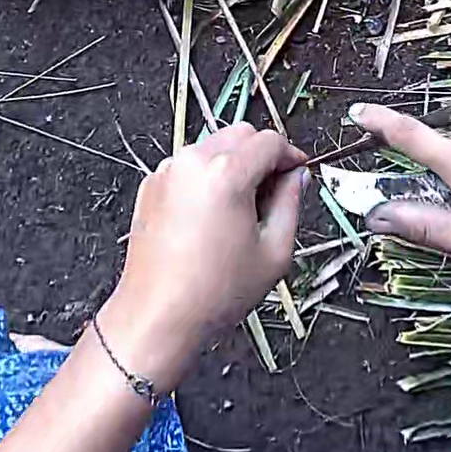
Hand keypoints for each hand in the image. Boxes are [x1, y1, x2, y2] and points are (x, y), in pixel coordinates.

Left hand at [99, 123, 306, 391]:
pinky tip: (211, 213)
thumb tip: (298, 175)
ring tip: (240, 207)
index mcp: (226, 173)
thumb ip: (292, 202)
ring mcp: (169, 169)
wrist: (156, 317)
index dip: (290, 155)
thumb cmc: (216, 292)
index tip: (298, 173)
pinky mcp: (152, 182)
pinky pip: (190, 164)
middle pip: (241, 134)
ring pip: (214, 145)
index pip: (269, 141)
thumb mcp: (274, 252)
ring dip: (234, 162)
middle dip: (262, 154)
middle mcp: (194, 161)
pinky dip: (207, 174)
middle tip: (272, 191)